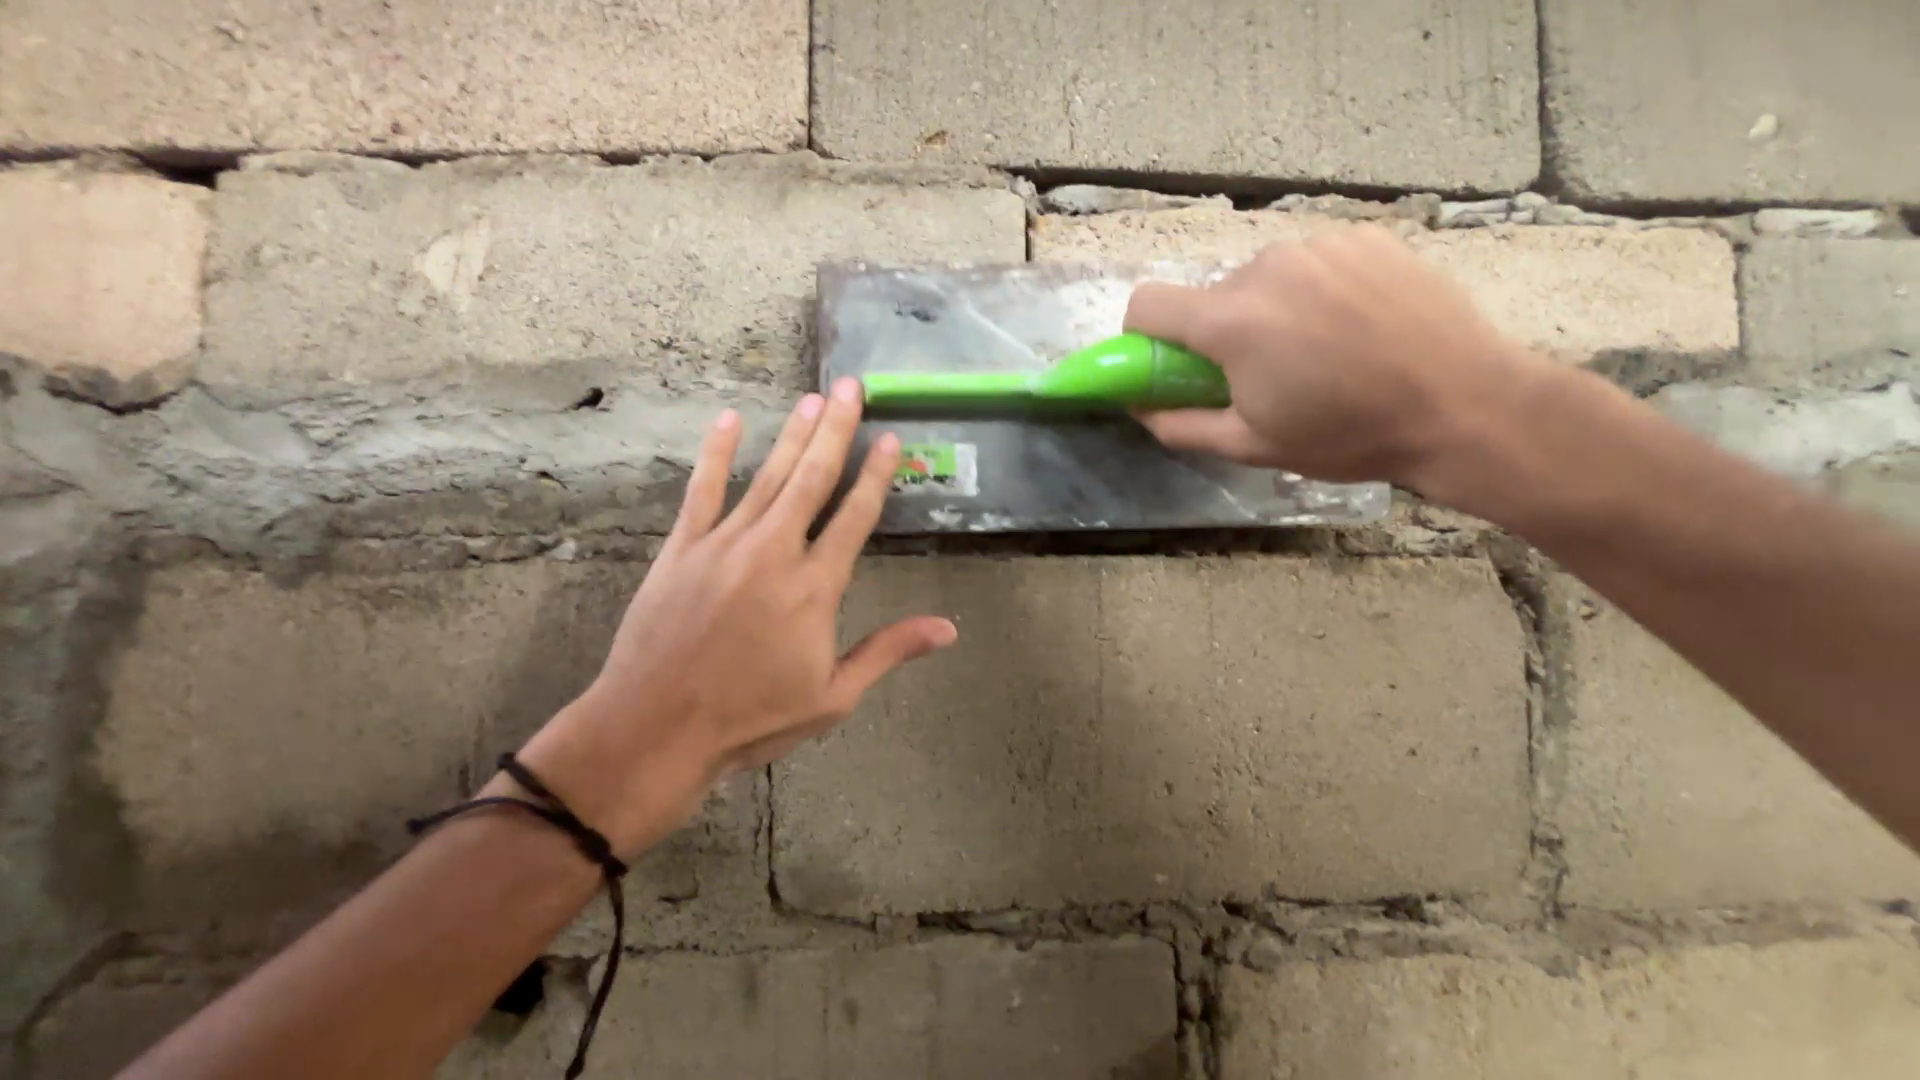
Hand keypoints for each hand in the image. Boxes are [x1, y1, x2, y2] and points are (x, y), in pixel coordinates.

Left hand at [513, 380, 957, 856]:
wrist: (658, 727)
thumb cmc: (752, 717)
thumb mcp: (833, 696)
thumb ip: (888, 652)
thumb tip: (949, 629)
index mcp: (815, 587)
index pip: (855, 517)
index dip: (876, 475)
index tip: (890, 439)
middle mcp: (774, 551)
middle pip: (813, 478)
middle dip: (835, 429)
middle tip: (850, 387)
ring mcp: (724, 544)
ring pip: (767, 476)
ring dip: (791, 434)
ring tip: (811, 398)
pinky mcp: (682, 548)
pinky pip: (702, 490)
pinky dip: (716, 454)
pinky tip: (728, 420)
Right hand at [1125, 223, 1542, 486]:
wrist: (1465, 404)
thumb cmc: (1350, 435)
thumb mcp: (1253, 445)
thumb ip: (1181, 424)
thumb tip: (1139, 407)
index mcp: (1234, 319)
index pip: (1147, 304)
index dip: (1144, 337)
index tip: (1169, 364)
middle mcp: (1268, 265)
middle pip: (1212, 295)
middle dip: (1222, 334)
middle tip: (1265, 376)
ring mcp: (1321, 245)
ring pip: (1263, 277)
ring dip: (1270, 311)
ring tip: (1320, 351)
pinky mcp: (1365, 237)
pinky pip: (1313, 262)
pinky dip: (1315, 291)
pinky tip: (1355, 326)